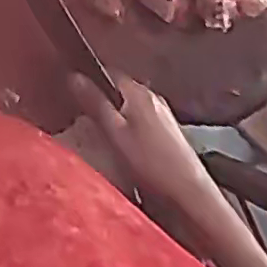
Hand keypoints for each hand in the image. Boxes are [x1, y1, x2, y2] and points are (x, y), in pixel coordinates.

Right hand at [69, 74, 210, 203]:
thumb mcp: (114, 133)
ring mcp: (164, 114)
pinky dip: (131, 127)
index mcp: (138, 91)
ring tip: (108, 136)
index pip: (108, 71)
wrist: (192, 195)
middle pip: (120, 89)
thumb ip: (94, 102)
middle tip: (89, 119)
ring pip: (131, 105)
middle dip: (104, 99)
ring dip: (118, 116)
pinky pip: (142, 119)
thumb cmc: (151, 163)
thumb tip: (74, 76)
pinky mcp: (170, 132)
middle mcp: (153, 97)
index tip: (77, 94)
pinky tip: (128, 148)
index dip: (91, 79)